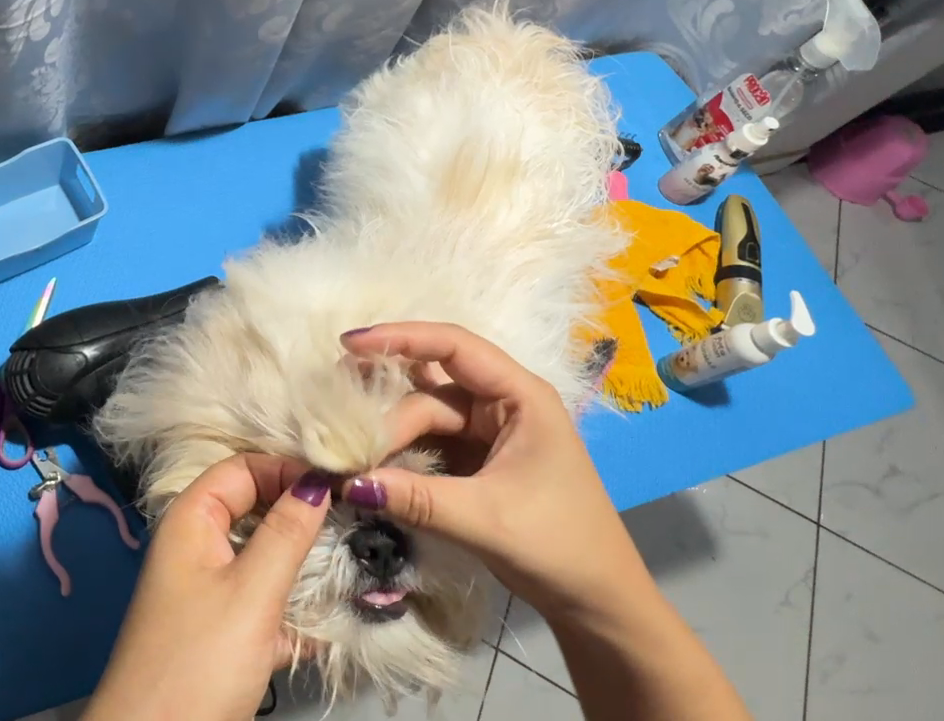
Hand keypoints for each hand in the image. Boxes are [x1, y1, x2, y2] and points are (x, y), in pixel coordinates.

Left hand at [82, 454, 332, 720]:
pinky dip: (295, 606)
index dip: (288, 469)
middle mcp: (197, 544)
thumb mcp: (251, 592)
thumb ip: (286, 533)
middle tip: (353, 518)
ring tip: (353, 560)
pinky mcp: (222, 630)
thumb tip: (318, 481)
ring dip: (303, 560)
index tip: (339, 484)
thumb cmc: (201, 657)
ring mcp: (209, 588)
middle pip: (254, 508)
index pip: (243, 468)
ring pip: (263, 555)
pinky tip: (333, 619)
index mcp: (192, 519)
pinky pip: (265, 600)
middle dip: (300, 513)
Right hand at [340, 323, 657, 624]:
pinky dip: (399, 453)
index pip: (454, 346)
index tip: (350, 343)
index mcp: (520, 397)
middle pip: (429, 389)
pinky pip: (426, 442)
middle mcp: (500, 403)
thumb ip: (418, 498)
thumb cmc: (561, 546)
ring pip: (423, 416)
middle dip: (387, 413)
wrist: (599, 605)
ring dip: (388, 433)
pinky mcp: (473, 460)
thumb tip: (349, 483)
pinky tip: (371, 466)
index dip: (401, 337)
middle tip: (344, 440)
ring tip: (347, 451)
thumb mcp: (487, 520)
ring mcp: (486, 432)